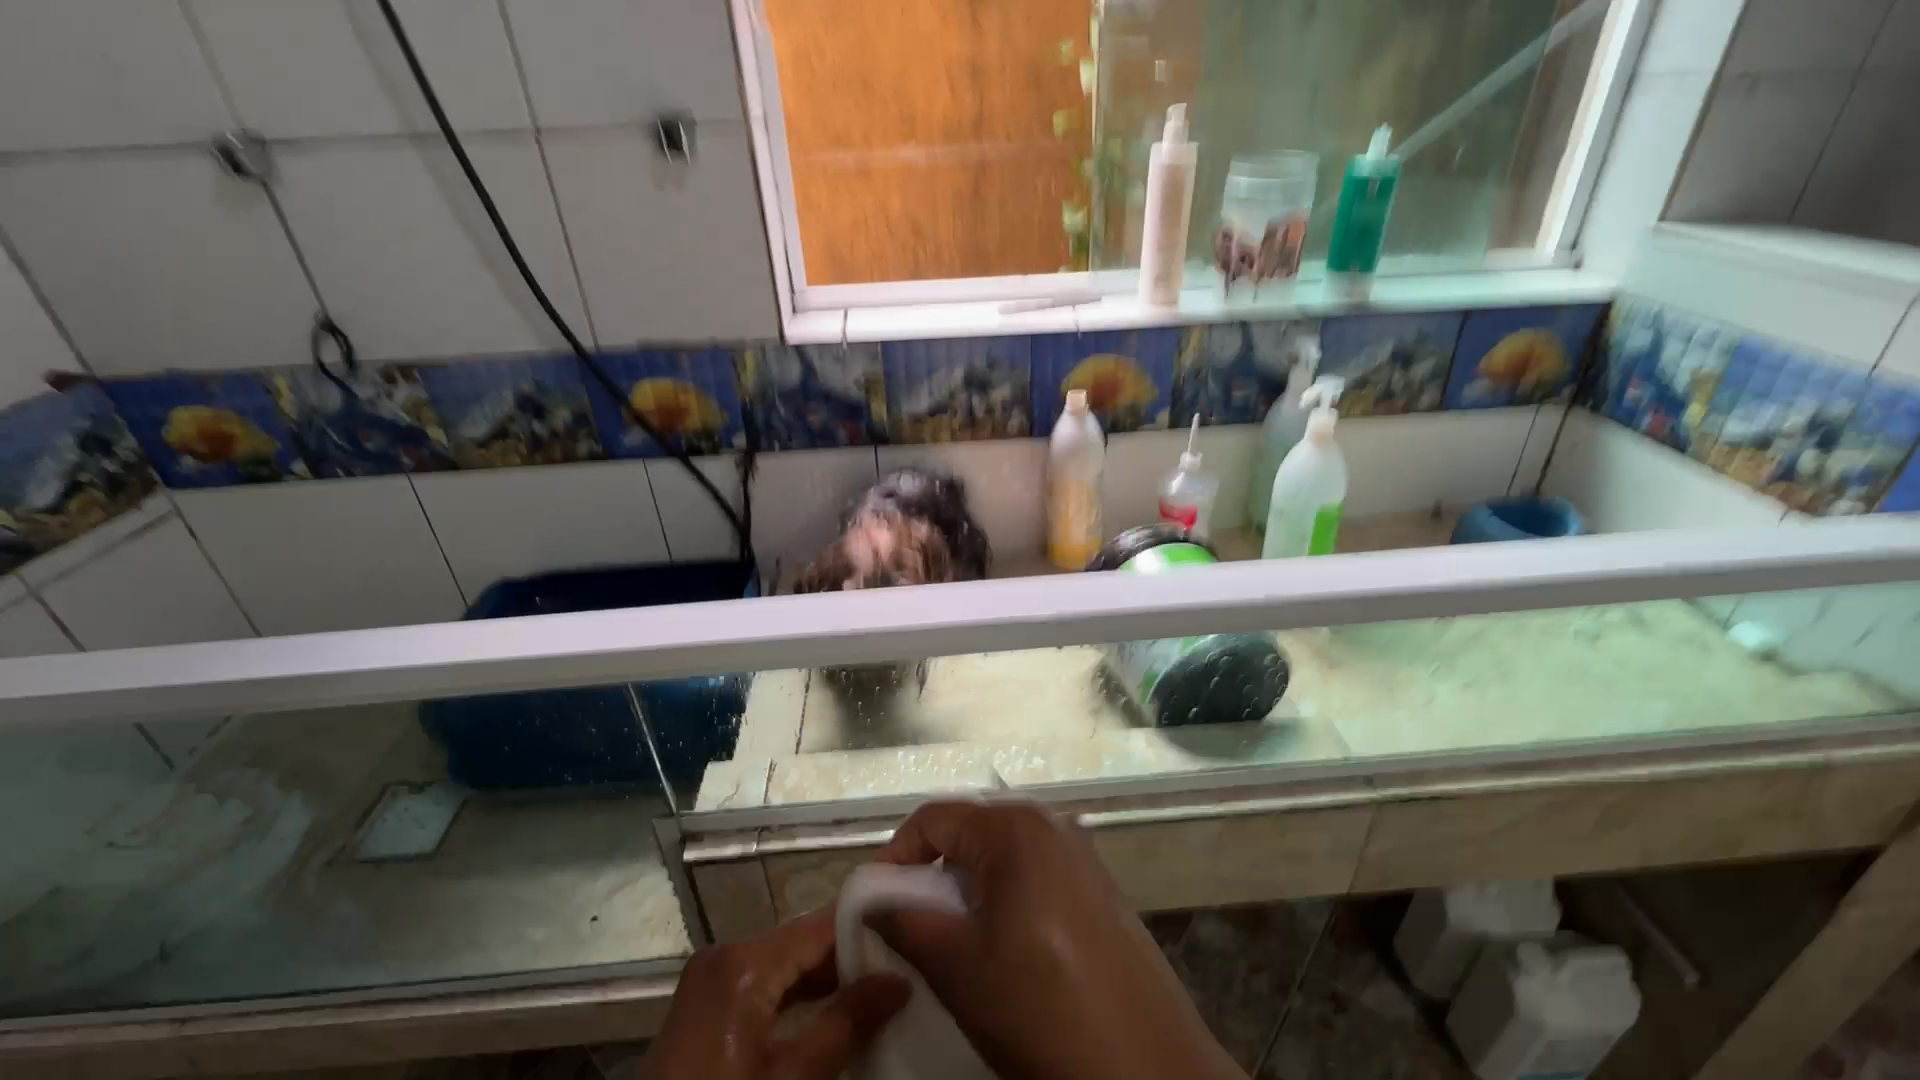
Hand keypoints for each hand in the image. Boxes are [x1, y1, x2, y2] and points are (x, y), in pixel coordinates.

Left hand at [642, 908, 908, 1079]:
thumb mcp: (793, 1078)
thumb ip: (846, 1024)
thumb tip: (898, 983)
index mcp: (744, 961)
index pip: (821, 925)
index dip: (869, 927)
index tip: (912, 933)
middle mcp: (725, 953)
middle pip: (802, 941)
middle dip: (851, 956)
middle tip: (904, 967)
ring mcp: (710, 977)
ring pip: (784, 961)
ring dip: (826, 977)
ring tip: (879, 988)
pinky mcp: (705, 1001)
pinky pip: (762, 981)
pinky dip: (796, 993)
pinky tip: (834, 1009)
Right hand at [869, 800, 1244, 1079]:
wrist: (1146, 1065)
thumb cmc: (1042, 1007)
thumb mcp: (957, 966)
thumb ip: (903, 920)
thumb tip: (870, 898)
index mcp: (1016, 828)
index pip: (933, 816)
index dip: (894, 856)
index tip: (875, 907)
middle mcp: (1053, 823)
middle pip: (969, 828)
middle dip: (931, 871)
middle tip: (912, 924)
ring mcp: (1082, 853)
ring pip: (1001, 852)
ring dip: (966, 886)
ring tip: (954, 939)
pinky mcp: (1100, 886)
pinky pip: (1034, 871)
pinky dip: (1004, 895)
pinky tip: (1003, 946)